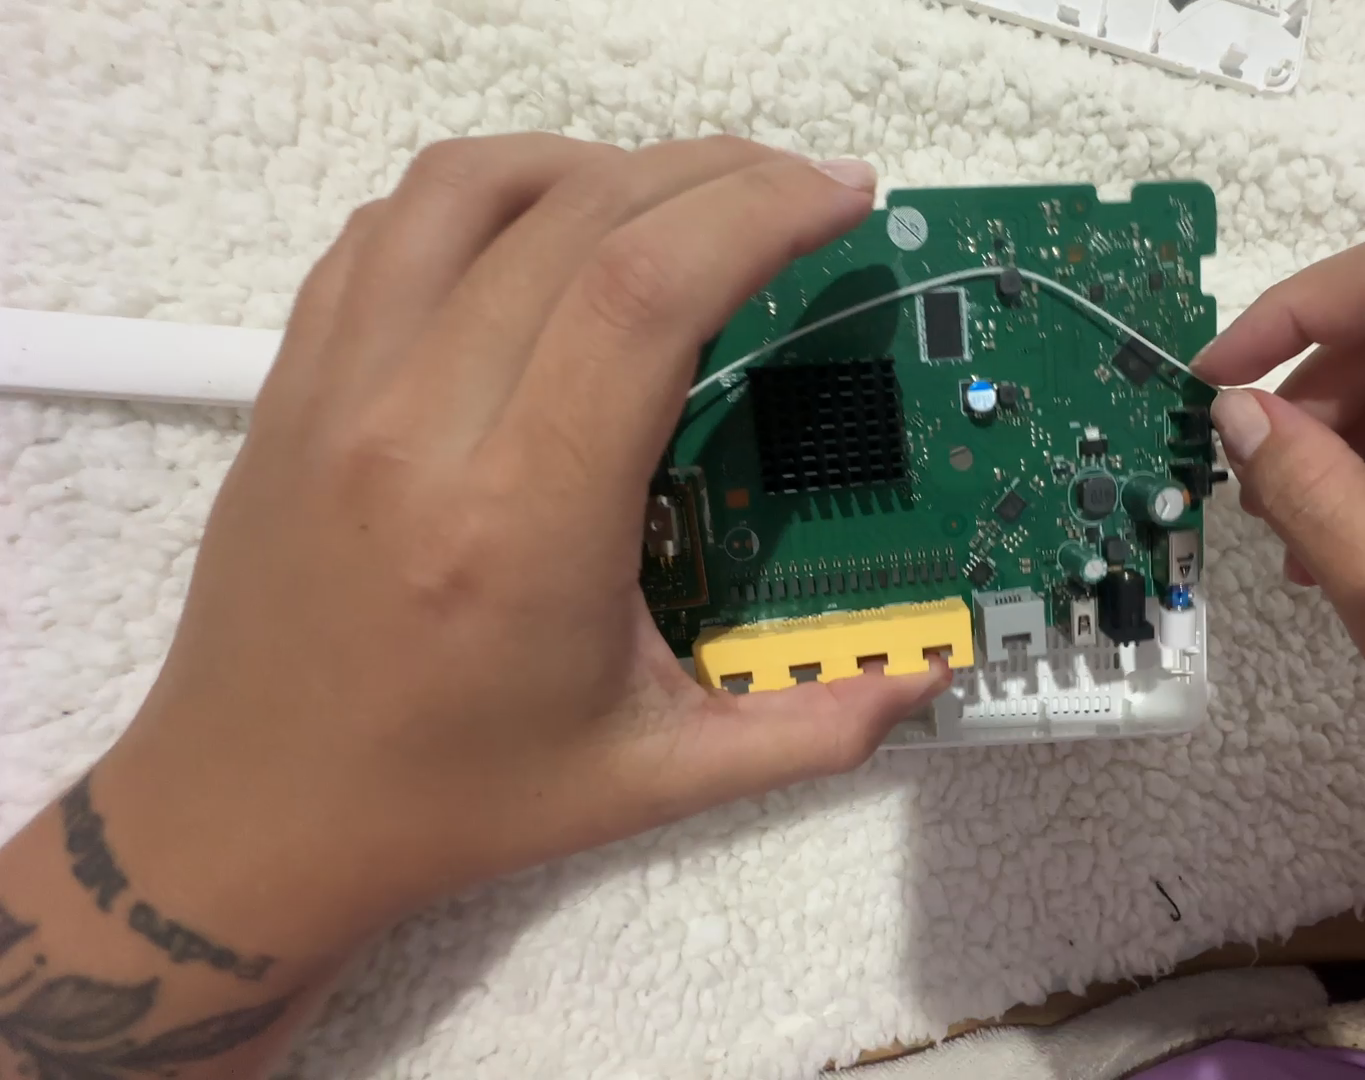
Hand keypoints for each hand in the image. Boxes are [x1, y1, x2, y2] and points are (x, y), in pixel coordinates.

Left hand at [90, 135, 946, 959]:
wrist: (252, 817)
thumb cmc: (470, 798)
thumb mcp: (661, 781)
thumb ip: (812, 734)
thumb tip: (927, 683)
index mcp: (525, 523)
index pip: (645, 298)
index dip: (759, 218)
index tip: (839, 200)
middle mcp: (419, 426)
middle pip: (583, 218)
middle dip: (722, 176)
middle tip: (808, 186)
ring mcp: (340, 387)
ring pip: (481, 187)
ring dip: (617, 163)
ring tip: (706, 194)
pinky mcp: (302, 378)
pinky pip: (405, 222)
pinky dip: (510, 184)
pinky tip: (574, 218)